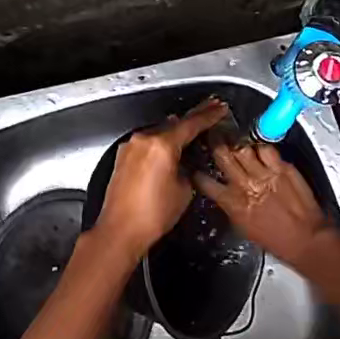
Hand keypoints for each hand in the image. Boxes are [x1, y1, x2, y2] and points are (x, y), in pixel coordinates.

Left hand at [96, 96, 229, 255]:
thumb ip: (188, 169)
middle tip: (210, 111)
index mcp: (162, 145)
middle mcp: (144, 140)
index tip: (219, 108)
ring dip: (175, 131)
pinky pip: (146, 143)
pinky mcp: (123, 156)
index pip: (191, 124)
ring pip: (158, 132)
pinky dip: (159, 142)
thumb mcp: (184, 191)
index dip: (208, 115)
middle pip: (173, 124)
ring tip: (192, 130)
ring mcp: (131, 146)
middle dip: (193, 120)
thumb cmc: (153, 215)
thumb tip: (186, 163)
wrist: (120, 230)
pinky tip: (168, 147)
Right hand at [192, 139, 335, 268]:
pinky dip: (261, 147)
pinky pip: (266, 148)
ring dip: (237, 142)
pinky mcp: (281, 168)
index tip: (197, 169)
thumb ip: (231, 205)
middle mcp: (245, 185)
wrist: (306, 239)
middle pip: (222, 154)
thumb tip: (224, 193)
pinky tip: (259, 149)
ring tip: (235, 137)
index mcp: (232, 203)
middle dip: (215, 142)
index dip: (198, 173)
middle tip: (215, 136)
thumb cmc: (275, 239)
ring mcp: (264, 174)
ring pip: (243, 147)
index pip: (205, 182)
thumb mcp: (243, 226)